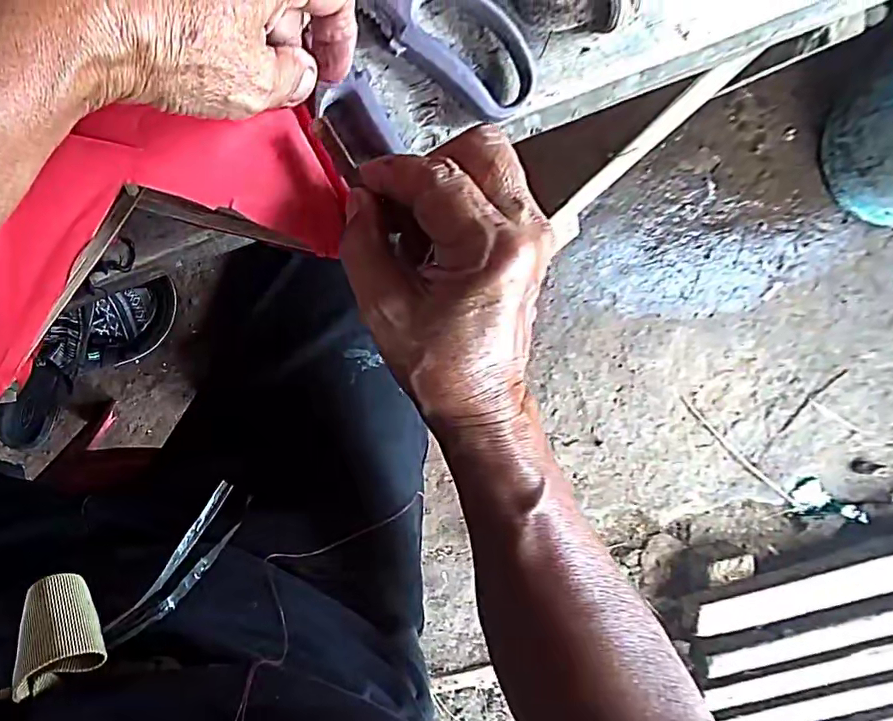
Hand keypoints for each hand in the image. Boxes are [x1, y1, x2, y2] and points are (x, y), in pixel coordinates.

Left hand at [75, 0, 355, 117]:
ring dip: (254, 40)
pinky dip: (222, 29)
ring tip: (237, 79)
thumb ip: (292, 81)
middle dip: (292, 43)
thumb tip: (297, 78)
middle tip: (284, 85)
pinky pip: (218, 3)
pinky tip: (208, 60)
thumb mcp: (254, 84)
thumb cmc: (167, 37)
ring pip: (253, 1)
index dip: (338, 42)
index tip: (330, 69)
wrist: (101, 25)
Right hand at [340, 125, 554, 433]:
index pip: (436, 179)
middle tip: (391, 200)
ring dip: (441, 184)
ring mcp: (534, 232)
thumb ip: (363, 246)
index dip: (391, 174)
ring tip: (410, 228)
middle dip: (425, 167)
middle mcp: (523, 229)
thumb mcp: (382, 309)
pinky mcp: (530, 241)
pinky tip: (431, 240)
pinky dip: (458, 202)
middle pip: (478, 150)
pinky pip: (494, 194)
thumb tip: (359, 205)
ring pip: (489, 166)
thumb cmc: (441, 369)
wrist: (478, 399)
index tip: (364, 181)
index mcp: (488, 247)